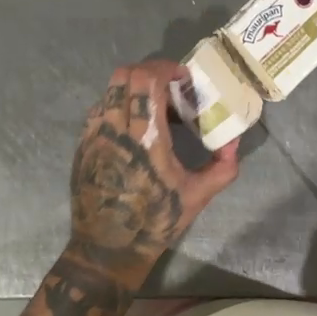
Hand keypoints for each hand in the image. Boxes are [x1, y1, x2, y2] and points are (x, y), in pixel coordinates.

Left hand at [66, 61, 239, 287]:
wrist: (109, 247)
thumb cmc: (156, 221)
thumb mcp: (198, 196)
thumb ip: (223, 167)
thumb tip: (234, 142)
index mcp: (146, 139)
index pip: (148, 80)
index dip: (166, 68)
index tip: (182, 77)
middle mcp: (115, 129)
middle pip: (125, 75)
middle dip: (149, 71)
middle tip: (168, 86)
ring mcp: (94, 136)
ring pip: (109, 90)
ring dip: (132, 87)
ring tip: (150, 106)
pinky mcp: (82, 146)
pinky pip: (99, 110)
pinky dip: (118, 105)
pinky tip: (132, 125)